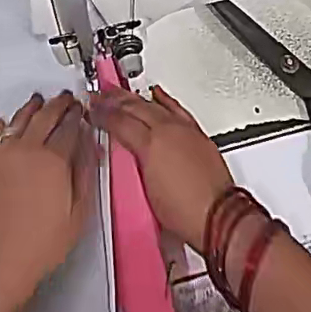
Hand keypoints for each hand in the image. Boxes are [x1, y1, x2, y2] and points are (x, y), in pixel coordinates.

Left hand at [0, 92, 95, 311]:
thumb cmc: (36, 248)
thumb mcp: (78, 214)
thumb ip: (86, 174)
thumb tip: (90, 149)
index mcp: (53, 159)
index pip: (70, 126)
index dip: (79, 115)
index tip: (82, 111)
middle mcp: (26, 151)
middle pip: (45, 116)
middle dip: (59, 105)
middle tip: (66, 100)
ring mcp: (2, 157)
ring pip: (19, 120)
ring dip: (32, 108)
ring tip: (39, 102)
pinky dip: (3, 125)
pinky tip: (5, 122)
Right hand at [90, 85, 233, 251]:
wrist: (217, 218)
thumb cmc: (185, 212)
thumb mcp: (143, 191)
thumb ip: (130, 164)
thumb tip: (123, 154)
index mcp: (150, 144)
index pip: (119, 122)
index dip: (102, 114)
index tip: (93, 109)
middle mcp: (168, 132)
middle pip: (135, 107)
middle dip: (114, 100)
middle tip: (101, 96)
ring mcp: (184, 131)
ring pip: (154, 105)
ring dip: (135, 98)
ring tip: (122, 93)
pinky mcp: (197, 135)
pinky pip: (176, 109)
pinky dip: (165, 100)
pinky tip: (158, 94)